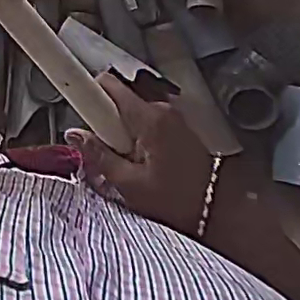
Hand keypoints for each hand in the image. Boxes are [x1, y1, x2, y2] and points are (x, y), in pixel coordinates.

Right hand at [68, 72, 216, 233]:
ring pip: (131, 108)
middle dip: (104, 118)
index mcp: (149, 117)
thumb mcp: (132, 184)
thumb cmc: (181, 203)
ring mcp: (172, 116)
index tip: (77, 105)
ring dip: (120, 127)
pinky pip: (146, 118)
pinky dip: (136, 133)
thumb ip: (99, 155)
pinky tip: (142, 160)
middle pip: (118, 96)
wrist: (225, 215)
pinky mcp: (178, 126)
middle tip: (106, 148)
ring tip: (127, 159)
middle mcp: (162, 109)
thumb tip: (74, 134)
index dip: (88, 92)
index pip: (108, 84)